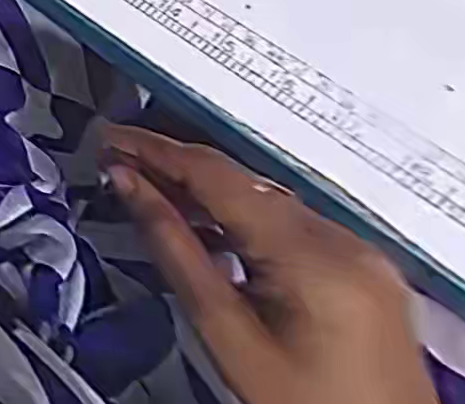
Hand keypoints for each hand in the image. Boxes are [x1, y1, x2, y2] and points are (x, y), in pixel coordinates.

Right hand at [103, 125, 435, 403]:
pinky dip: (231, 210)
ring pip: (256, 194)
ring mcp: (357, 252)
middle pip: (237, 179)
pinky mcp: (360, 266)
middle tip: (113, 159)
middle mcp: (341, 239)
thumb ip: (169, 242)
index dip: (152, 148)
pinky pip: (280, 217)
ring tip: (142, 183)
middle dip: (169, 163)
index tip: (105, 136)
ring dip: (196, 186)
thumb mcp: (221, 328)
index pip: (214, 174)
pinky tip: (196, 219)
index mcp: (311, 254)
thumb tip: (123, 178)